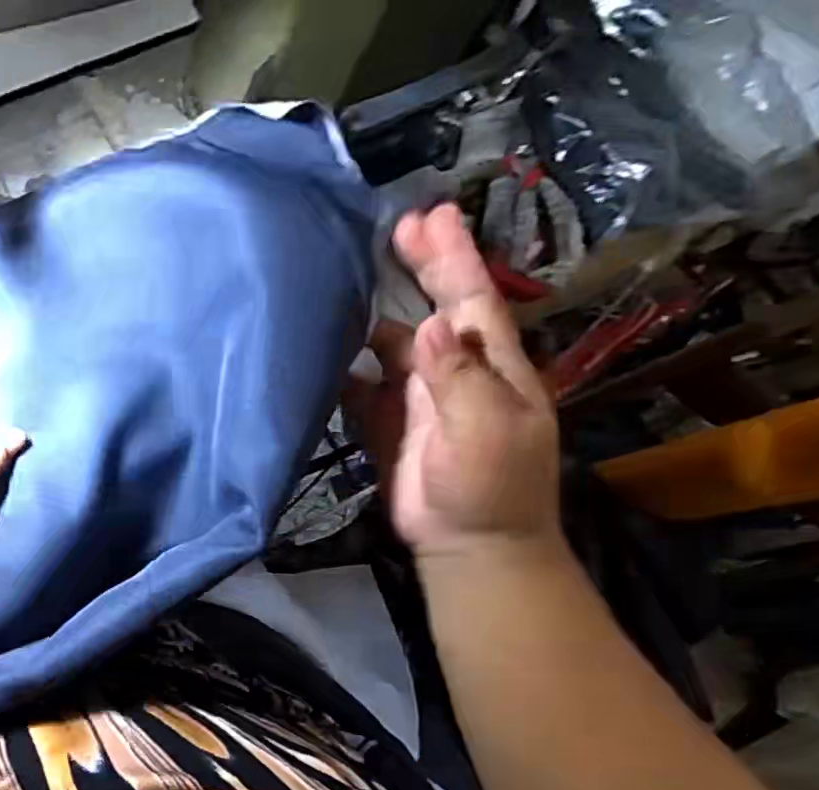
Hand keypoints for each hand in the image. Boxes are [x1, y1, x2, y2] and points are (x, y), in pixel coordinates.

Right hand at [348, 204, 561, 560]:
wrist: (468, 545)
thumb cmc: (490, 486)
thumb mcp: (487, 428)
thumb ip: (459, 376)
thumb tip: (430, 323)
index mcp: (491, 365)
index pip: (472, 299)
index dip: (453, 257)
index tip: (430, 216)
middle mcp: (453, 373)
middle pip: (434, 311)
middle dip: (420, 268)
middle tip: (398, 226)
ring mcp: (418, 400)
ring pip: (393, 346)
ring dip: (375, 315)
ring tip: (347, 280)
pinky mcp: (387, 426)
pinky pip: (364, 389)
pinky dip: (348, 369)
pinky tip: (327, 348)